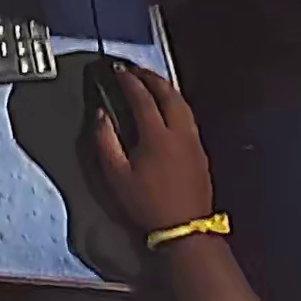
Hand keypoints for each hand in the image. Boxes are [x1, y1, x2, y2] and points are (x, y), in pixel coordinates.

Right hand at [93, 63, 213, 233]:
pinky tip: (167, 106)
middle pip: (169, 95)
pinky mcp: (200, 152)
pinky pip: (188, 116)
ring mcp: (193, 142)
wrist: (185, 230)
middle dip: (151, 78)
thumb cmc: (145, 202)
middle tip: (135, 70)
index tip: (117, 71)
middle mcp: (179, 133)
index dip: (129, 82)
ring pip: (183, 104)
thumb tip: (100, 114)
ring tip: (151, 82)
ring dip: (166, 88)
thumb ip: (105, 140)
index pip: (143, 98)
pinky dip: (175, 102)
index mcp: (157, 136)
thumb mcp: (115, 174)